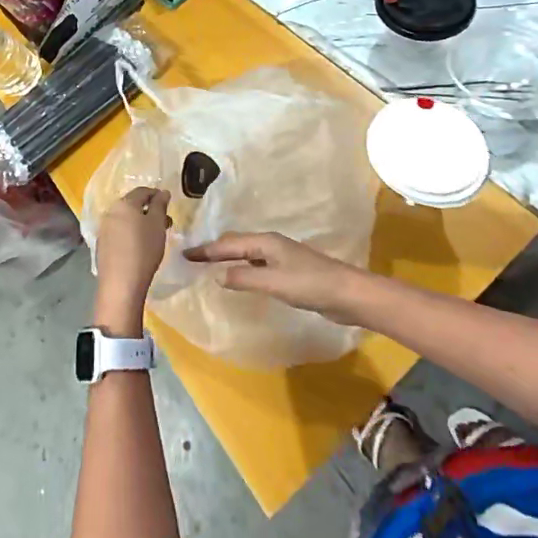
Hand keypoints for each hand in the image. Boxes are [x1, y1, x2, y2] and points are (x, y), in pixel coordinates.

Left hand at [94, 188, 171, 312]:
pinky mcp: (102, 244)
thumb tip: (162, 192)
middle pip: (132, 205)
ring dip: (140, 222)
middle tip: (165, 221)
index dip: (155, 194)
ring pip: (125, 219)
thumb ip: (160, 205)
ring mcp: (104, 228)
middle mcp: (110, 212)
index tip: (167, 201)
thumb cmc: (143, 249)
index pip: (141, 191)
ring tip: (155, 234)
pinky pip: (118, 231)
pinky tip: (139, 245)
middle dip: (149, 209)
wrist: (121, 281)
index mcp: (123, 204)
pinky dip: (130, 232)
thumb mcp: (157, 224)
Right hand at [184, 232, 371, 323]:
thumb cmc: (311, 285)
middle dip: (214, 249)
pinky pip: (257, 265)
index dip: (206, 250)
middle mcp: (271, 245)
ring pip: (247, 253)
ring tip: (211, 265)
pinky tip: (241, 278)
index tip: (185, 254)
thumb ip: (243, 278)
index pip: (228, 244)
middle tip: (194, 258)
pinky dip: (243, 268)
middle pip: (236, 243)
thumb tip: (217, 275)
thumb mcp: (273, 282)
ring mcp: (282, 257)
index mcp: (265, 242)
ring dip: (228, 257)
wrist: (351, 295)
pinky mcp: (291, 272)